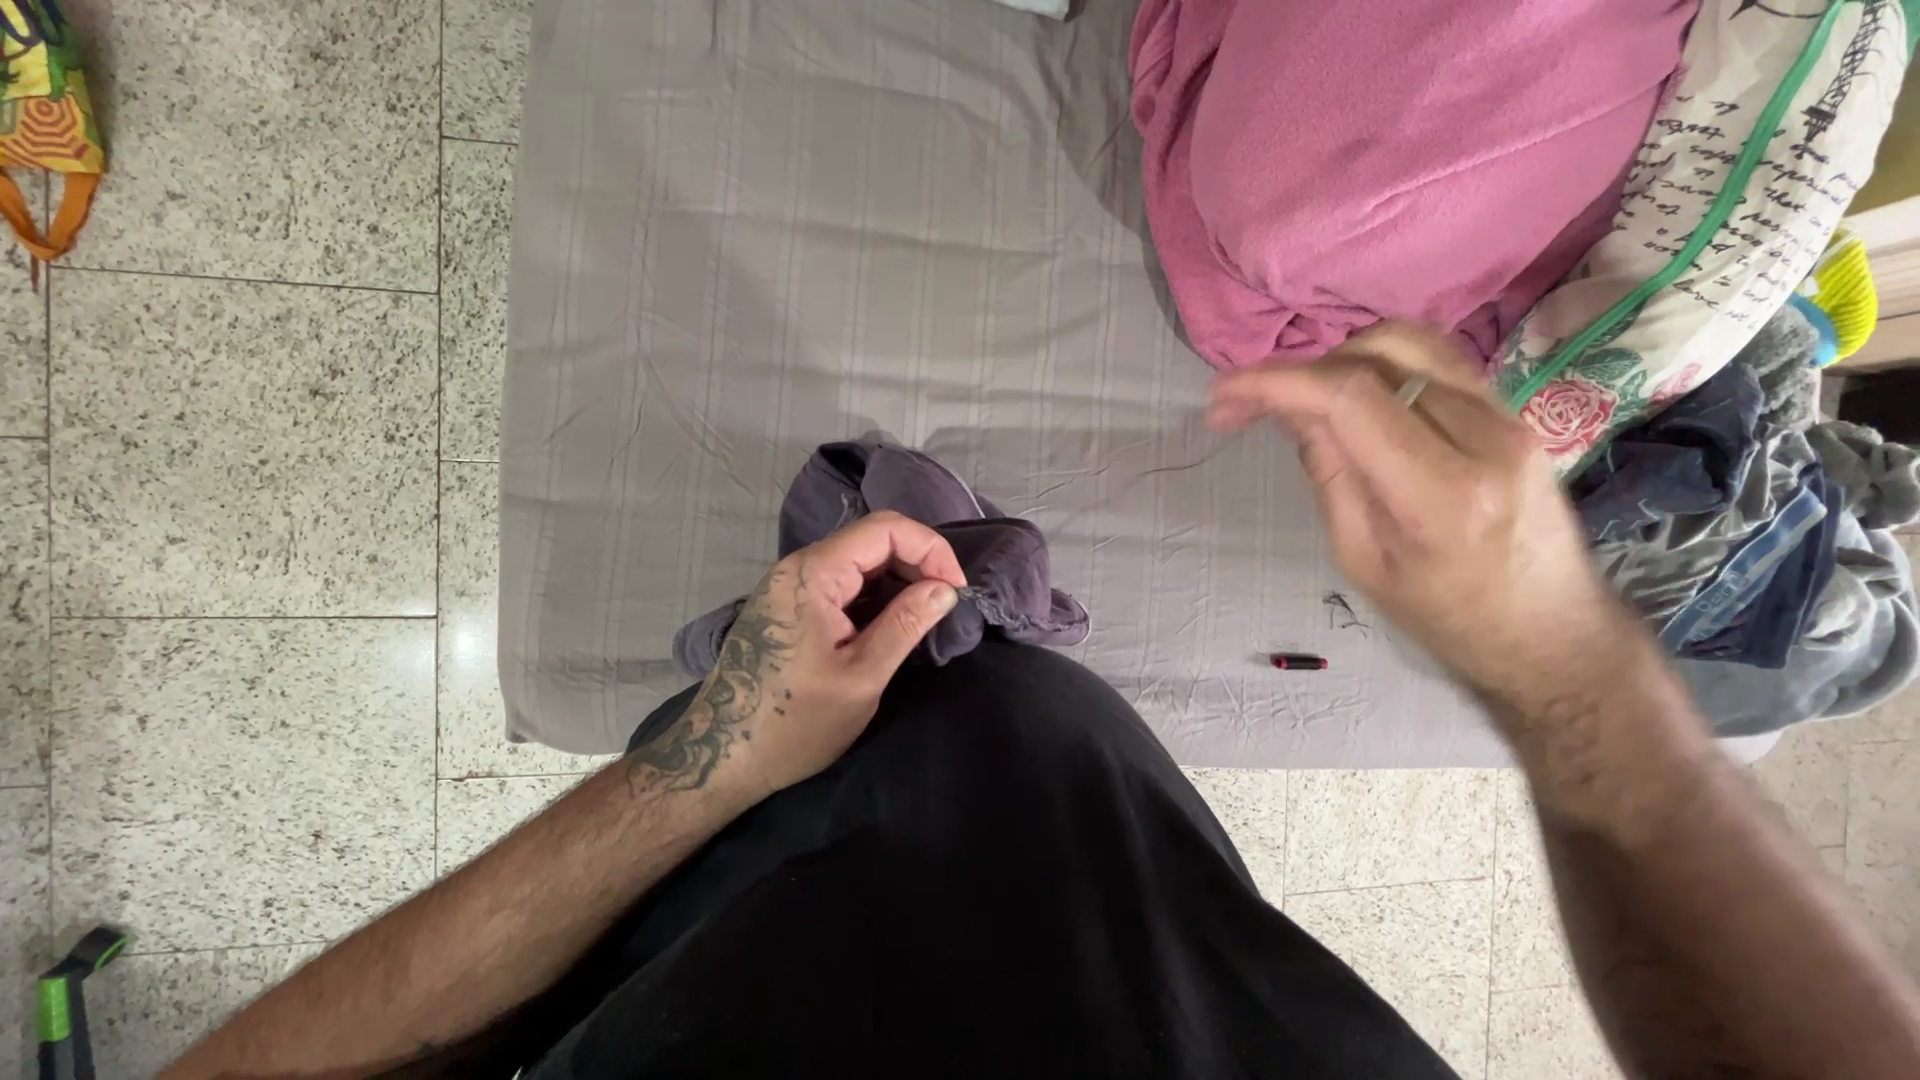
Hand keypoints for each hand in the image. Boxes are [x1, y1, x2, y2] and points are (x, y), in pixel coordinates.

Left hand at [630, 511, 966, 802]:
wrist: (723, 755)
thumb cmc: (794, 723)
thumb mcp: (862, 677)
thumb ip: (905, 625)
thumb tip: (946, 589)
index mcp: (813, 574)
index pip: (885, 529)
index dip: (931, 549)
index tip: (957, 590)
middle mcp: (798, 567)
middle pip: (872, 538)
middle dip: (918, 561)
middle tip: (946, 603)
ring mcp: (790, 584)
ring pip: (859, 558)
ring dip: (899, 577)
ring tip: (927, 613)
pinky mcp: (789, 604)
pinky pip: (842, 580)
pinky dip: (876, 591)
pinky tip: (893, 620)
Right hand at [1207, 322, 1636, 710]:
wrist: (1549, 631)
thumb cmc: (1446, 616)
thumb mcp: (1364, 561)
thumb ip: (1330, 477)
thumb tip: (1294, 413)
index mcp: (1440, 493)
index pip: (1351, 399)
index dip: (1277, 382)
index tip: (1225, 395)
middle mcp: (1483, 437)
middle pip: (1375, 357)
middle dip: (1299, 370)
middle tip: (1251, 406)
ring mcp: (1508, 416)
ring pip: (1407, 343)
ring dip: (1337, 359)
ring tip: (1301, 398)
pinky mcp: (1512, 411)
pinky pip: (1434, 360)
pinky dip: (1377, 364)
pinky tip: (1350, 396)